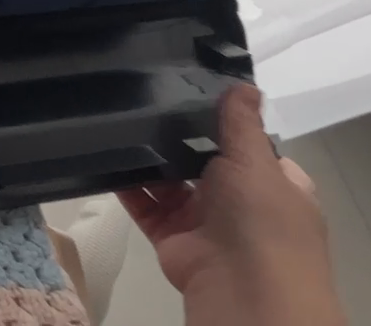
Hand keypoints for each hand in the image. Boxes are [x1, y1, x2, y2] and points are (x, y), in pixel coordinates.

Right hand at [118, 83, 344, 325]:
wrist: (242, 286)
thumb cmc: (263, 222)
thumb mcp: (257, 164)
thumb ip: (241, 124)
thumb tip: (244, 84)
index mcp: (270, 185)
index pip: (245, 144)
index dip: (220, 121)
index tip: (182, 88)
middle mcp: (237, 199)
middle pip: (197, 158)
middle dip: (171, 136)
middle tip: (134, 96)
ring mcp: (200, 216)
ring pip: (164, 176)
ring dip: (142, 156)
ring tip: (109, 117)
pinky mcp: (167, 229)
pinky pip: (138, 197)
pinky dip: (120, 179)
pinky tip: (99, 151)